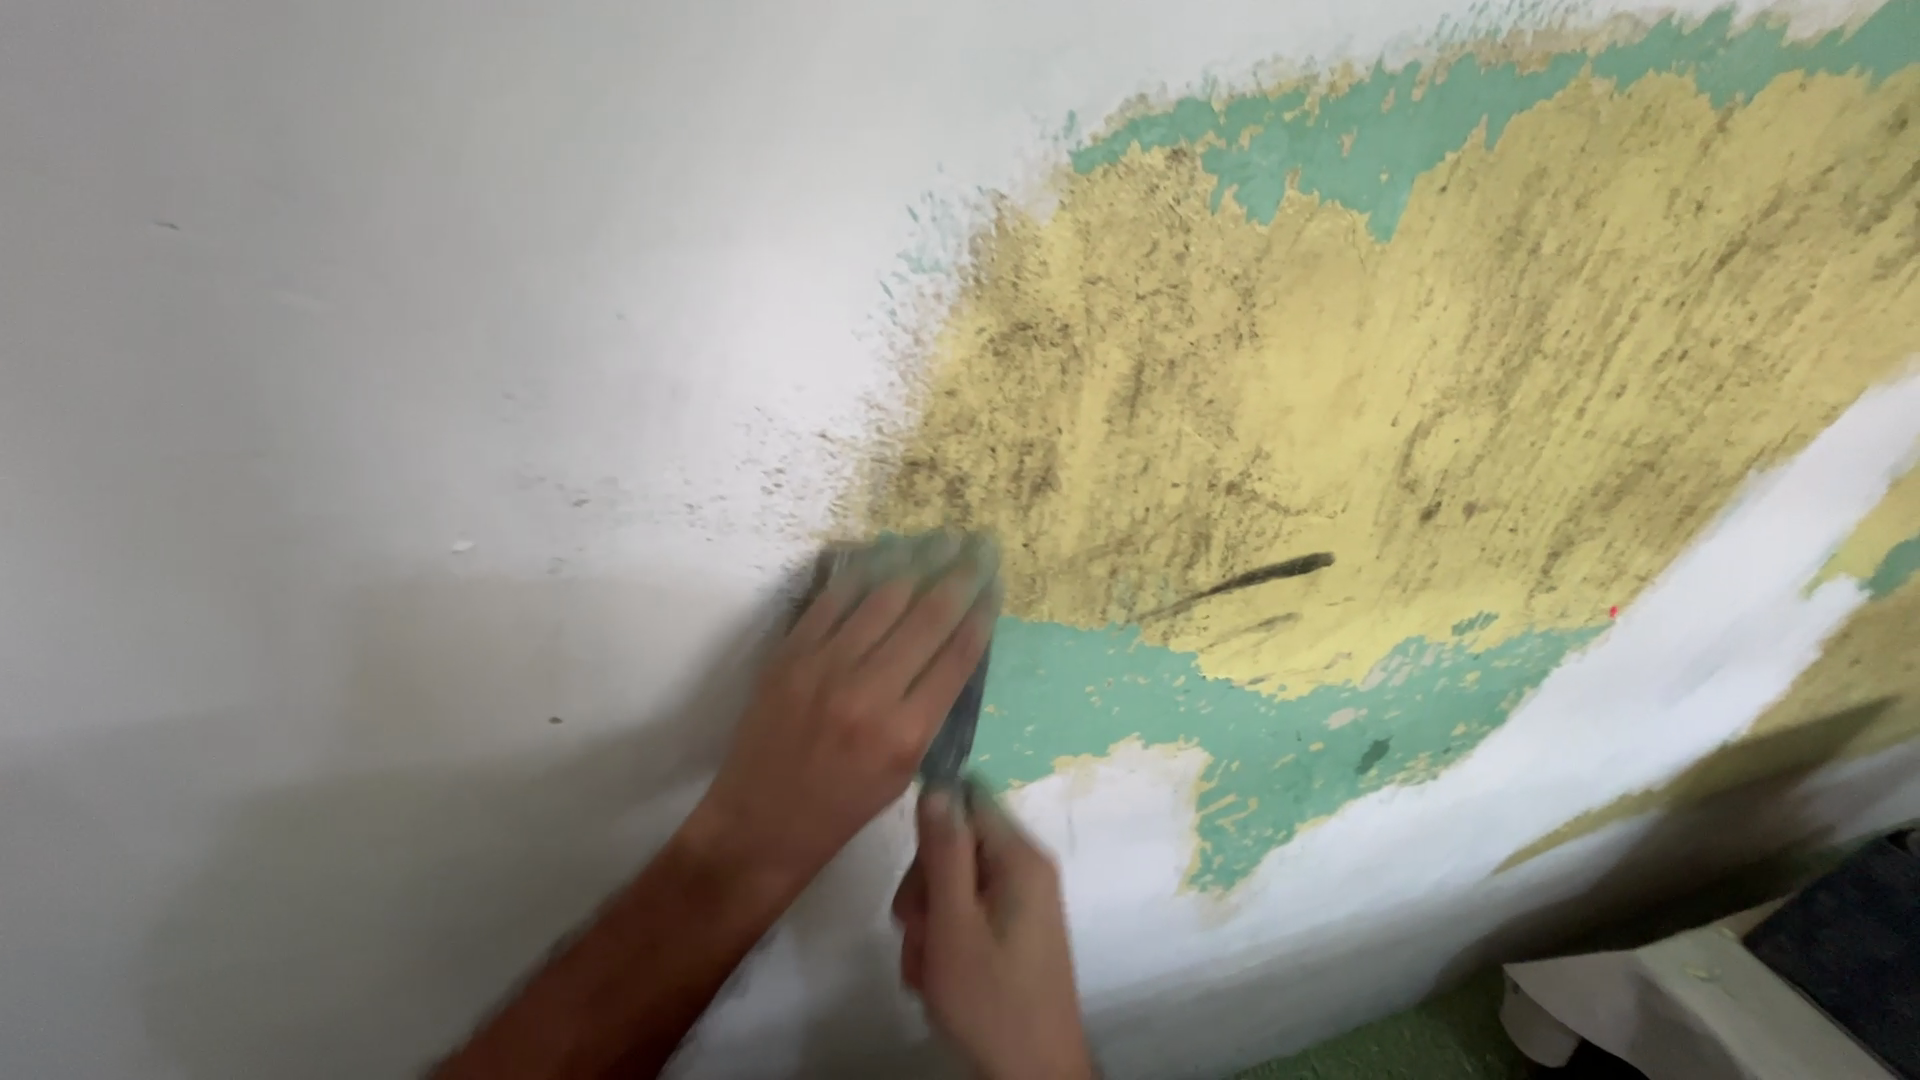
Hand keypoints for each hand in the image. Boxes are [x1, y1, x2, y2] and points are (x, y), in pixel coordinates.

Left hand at [686, 534, 999, 888]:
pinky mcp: (790, 654)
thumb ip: (931, 710)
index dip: (982, 613)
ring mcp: (824, 667)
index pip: (958, 656)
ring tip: (941, 540)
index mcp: (906, 732)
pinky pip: (833, 601)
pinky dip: (863, 573)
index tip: (995, 583)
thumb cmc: (842, 807)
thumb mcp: (905, 772)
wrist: (759, 821)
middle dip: (960, 576)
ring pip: (882, 598)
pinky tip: (885, 555)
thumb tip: (953, 648)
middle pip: (927, 617)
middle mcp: (869, 693)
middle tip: (979, 547)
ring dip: (917, 563)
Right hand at [893, 783, 1093, 1079]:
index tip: (918, 871)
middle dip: (924, 889)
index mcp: (1019, 856)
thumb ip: (943, 852)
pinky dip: (945, 940)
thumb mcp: (953, 924)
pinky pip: (967, 912)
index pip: (967, 798)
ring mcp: (1021, 899)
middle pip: (954, 844)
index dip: (933, 826)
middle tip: (921, 934)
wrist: (1034, 1077)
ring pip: (953, 882)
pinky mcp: (1014, 927)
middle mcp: (1025, 867)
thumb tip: (937, 785)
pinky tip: (941, 976)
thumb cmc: (990, 1001)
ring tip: (930, 968)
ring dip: (929, 922)